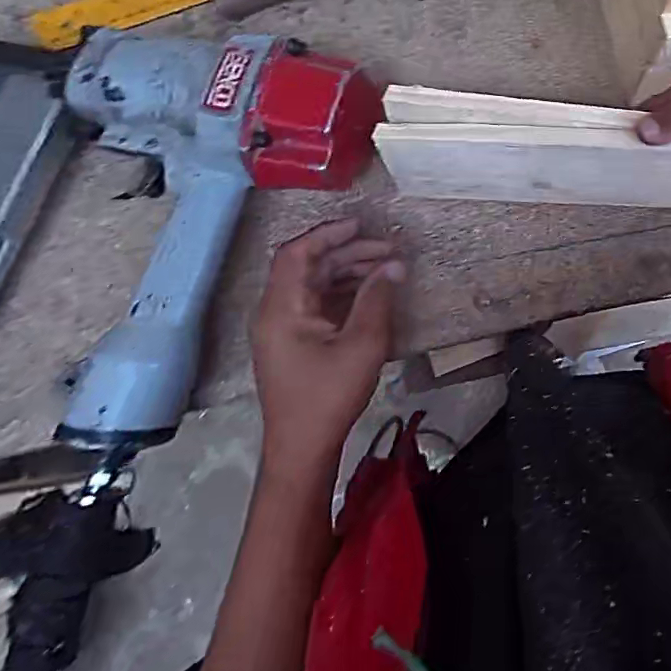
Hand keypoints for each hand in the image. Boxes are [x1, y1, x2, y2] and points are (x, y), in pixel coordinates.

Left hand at [250, 219, 402, 477]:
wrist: (303, 445)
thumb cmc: (329, 393)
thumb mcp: (362, 343)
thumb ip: (377, 298)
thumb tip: (394, 265)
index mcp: (282, 308)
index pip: (297, 253)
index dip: (329, 234)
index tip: (363, 225)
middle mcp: (276, 312)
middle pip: (309, 266)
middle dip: (349, 252)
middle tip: (390, 250)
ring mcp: (284, 327)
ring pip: (316, 283)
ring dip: (350, 270)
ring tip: (387, 267)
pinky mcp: (296, 341)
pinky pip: (319, 301)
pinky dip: (345, 290)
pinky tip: (373, 291)